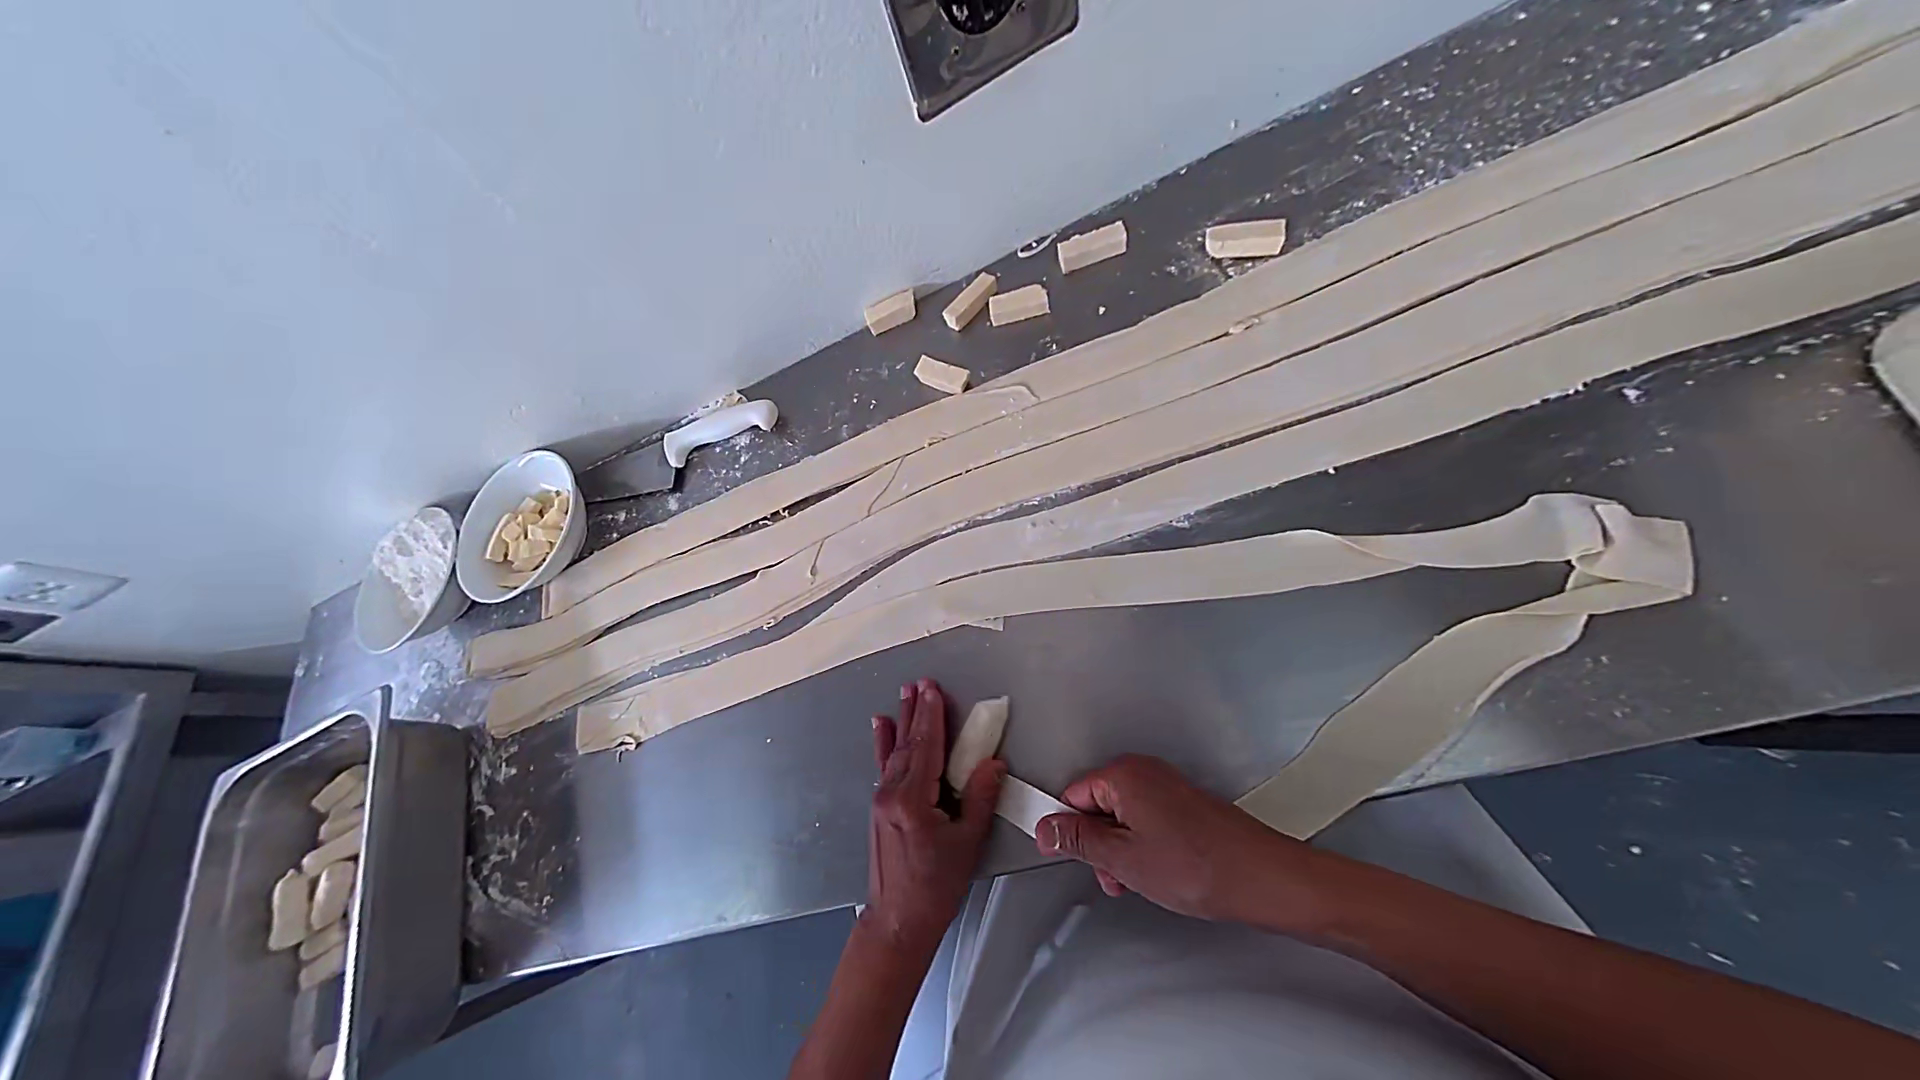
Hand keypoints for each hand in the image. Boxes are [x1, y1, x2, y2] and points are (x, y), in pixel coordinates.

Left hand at [865, 678, 1004, 950]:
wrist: (898, 921)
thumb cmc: (936, 886)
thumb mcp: (967, 842)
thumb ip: (980, 798)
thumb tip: (992, 764)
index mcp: (913, 800)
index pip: (927, 747)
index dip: (933, 716)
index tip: (935, 690)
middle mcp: (891, 793)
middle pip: (909, 744)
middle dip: (917, 711)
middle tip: (921, 683)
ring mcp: (881, 799)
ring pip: (895, 752)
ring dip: (903, 722)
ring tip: (906, 694)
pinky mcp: (879, 807)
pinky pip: (883, 767)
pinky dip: (884, 744)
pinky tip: (881, 726)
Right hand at [1037, 754, 1323, 924]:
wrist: (1263, 879)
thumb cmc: (1204, 866)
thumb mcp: (1122, 859)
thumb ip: (1077, 840)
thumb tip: (1048, 828)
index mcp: (1124, 776)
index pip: (1070, 795)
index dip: (1067, 830)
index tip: (1066, 852)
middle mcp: (1144, 772)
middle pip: (1095, 805)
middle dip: (1098, 844)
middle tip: (1112, 874)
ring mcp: (1165, 786)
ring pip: (1121, 817)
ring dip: (1120, 850)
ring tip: (1141, 878)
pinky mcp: (1181, 802)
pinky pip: (1144, 819)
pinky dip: (1143, 845)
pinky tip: (1159, 871)